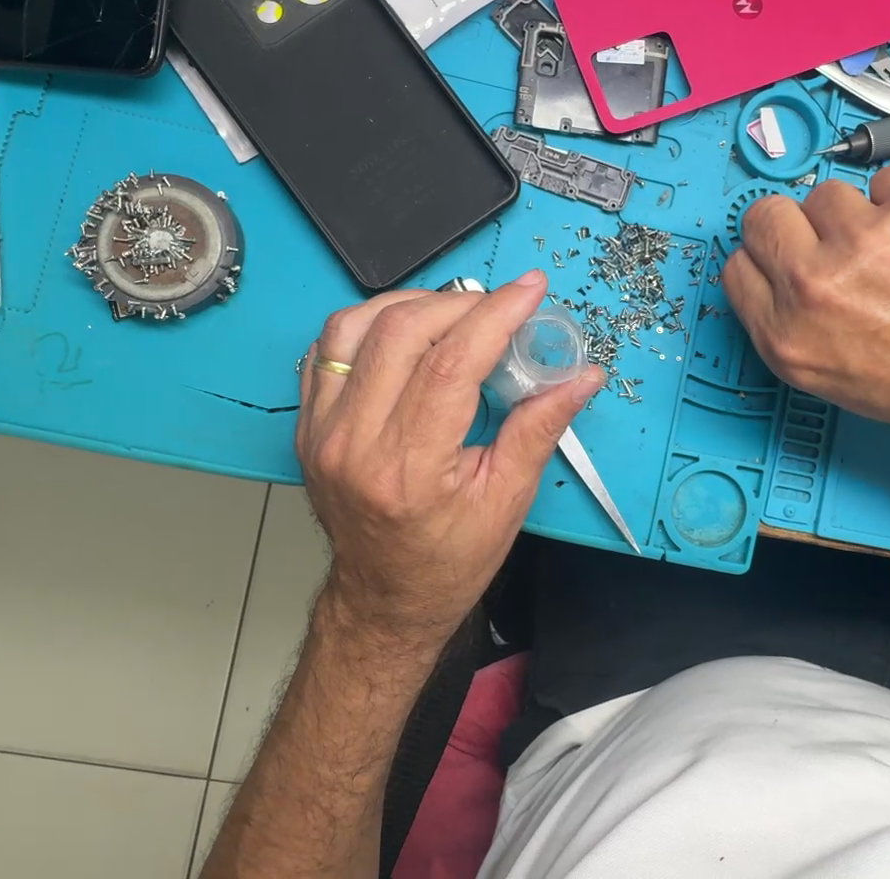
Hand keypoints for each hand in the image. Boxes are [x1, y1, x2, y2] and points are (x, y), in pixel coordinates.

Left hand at [297, 271, 604, 637]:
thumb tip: (583, 375)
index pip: (450, 363)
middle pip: (401, 332)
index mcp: (408, 467)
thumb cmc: (450, 560)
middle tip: (500, 307)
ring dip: (411, 305)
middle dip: (460, 303)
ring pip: (353, 326)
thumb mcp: (508, 500)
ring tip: (455, 314)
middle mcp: (352, 442)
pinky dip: (370, 324)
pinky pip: (327, 347)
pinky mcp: (306, 425)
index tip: (530, 289)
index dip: (495, 315)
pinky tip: (407, 333)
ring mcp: (320, 430)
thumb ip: (541, 427)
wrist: (384, 600)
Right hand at [723, 165, 889, 461]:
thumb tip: (784, 280)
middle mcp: (816, 290)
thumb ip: (800, 328)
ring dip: (858, 215)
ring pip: (829, 194)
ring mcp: (865, 241)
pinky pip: (888, 179)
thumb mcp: (846, 386)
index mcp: (791, 342)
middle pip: (764, 217)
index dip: (766, 261)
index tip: (785, 257)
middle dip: (795, 226)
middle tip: (833, 242)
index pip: (737, 269)